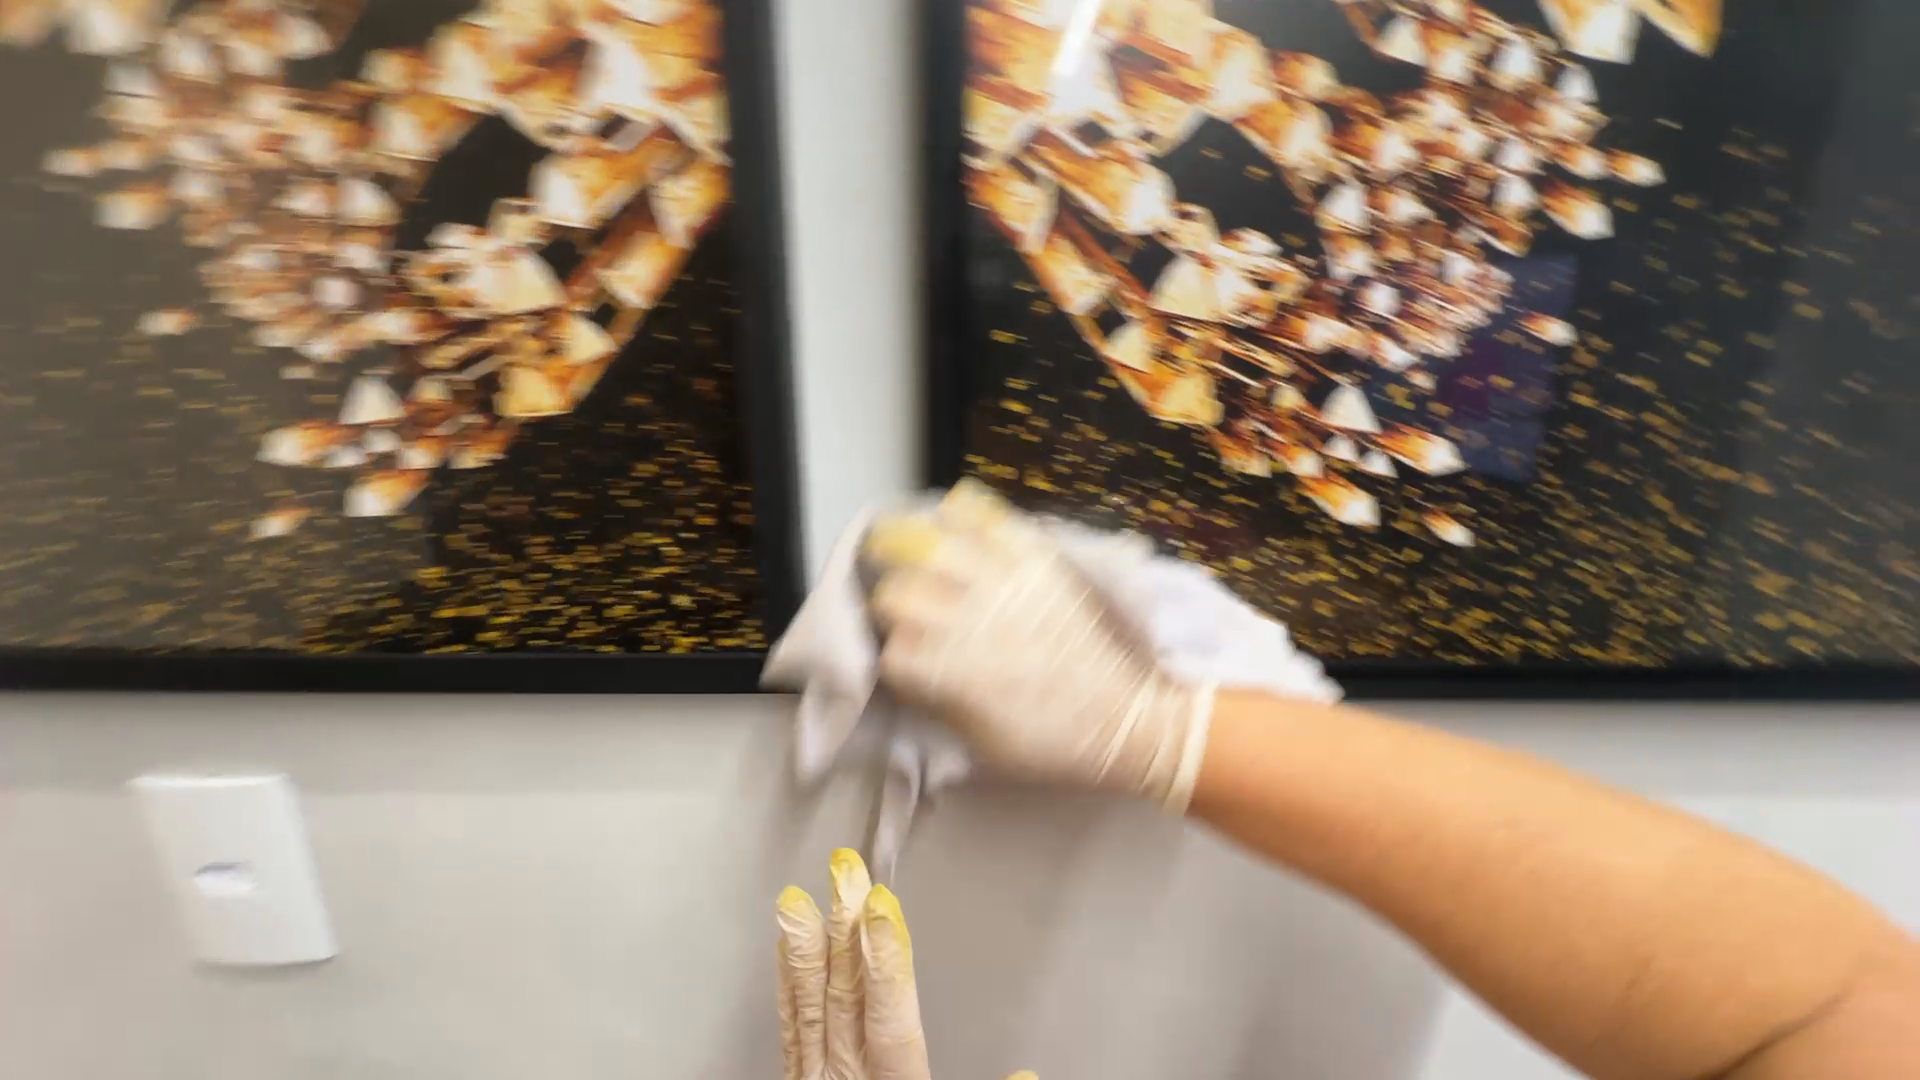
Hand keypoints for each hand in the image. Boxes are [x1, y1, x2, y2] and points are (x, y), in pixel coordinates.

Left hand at [775, 848, 1035, 1079]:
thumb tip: (1026, 1077)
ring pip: (809, 1014)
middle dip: (847, 934)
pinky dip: (789, 987)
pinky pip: (792, 1033)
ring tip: (798, 901)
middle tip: (845, 874)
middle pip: (847, 1006)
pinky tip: (788, 952)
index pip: (891, 1029)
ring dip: (806, 952)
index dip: (888, 965)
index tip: (881, 910)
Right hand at [863, 482, 1213, 811]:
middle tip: (895, 602)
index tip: (899, 658)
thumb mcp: (980, 744)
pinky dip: (965, 512)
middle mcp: (974, 623)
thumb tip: (906, 666)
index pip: (890, 650)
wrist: (1129, 721)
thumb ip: (936, 700)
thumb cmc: (1054, 744)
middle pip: (898, 593)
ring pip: (931, 545)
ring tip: (893, 539)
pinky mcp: (1038, 563)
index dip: (888, 655)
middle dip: (888, 600)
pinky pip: (991, 519)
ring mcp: (1007, 585)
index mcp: (957, 676)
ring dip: (904, 544)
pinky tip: (950, 515)